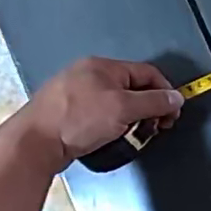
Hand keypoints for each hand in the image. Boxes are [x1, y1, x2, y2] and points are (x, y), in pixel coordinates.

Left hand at [14, 56, 183, 171]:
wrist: (35, 143)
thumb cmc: (78, 121)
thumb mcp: (124, 109)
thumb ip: (154, 102)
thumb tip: (176, 97)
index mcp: (103, 66)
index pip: (147, 73)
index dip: (165, 92)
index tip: (172, 113)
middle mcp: (89, 74)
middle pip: (133, 87)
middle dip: (149, 107)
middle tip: (156, 126)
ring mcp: (76, 92)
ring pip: (118, 102)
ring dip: (132, 118)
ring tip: (133, 134)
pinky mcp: (68, 111)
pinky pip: (101, 112)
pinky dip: (113, 123)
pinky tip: (112, 136)